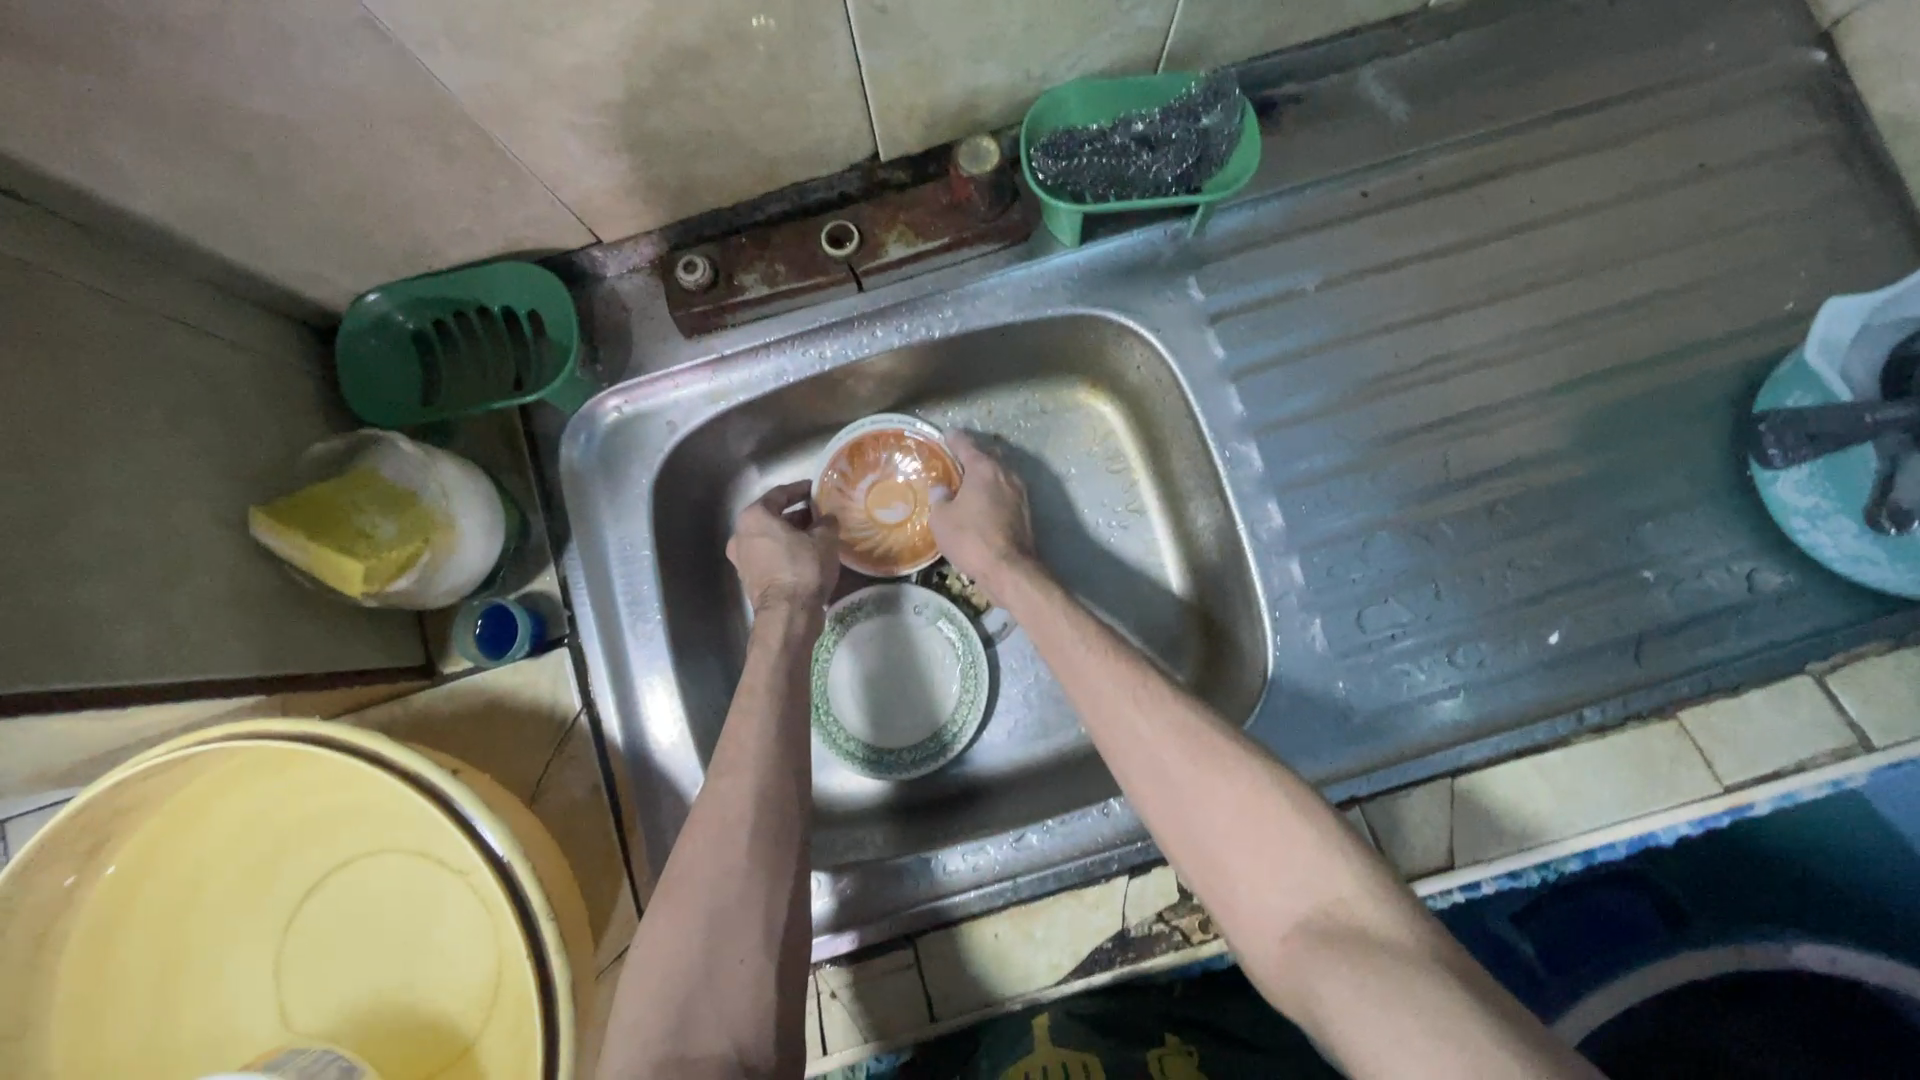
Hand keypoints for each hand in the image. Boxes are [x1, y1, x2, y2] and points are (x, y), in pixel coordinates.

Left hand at [726, 481, 840, 615]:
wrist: (788, 614)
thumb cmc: (804, 568)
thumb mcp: (824, 539)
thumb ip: (826, 522)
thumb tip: (827, 519)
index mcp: (754, 517)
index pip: (779, 494)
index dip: (800, 489)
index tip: (815, 488)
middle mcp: (741, 535)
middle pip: (772, 517)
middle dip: (796, 514)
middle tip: (819, 514)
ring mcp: (742, 559)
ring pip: (770, 538)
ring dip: (791, 534)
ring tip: (816, 534)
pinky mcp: (749, 578)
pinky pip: (769, 555)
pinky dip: (785, 551)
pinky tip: (806, 554)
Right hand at [930, 431, 1037, 589]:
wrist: (1009, 569)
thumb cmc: (970, 539)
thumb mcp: (942, 519)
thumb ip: (940, 499)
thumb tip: (942, 490)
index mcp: (984, 469)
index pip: (967, 445)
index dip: (955, 439)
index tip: (947, 435)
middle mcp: (1006, 474)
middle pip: (989, 456)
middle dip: (974, 454)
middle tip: (958, 458)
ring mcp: (1020, 493)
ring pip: (1000, 475)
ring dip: (986, 474)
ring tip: (970, 481)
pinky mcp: (1026, 511)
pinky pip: (1006, 492)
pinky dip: (994, 491)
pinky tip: (983, 501)